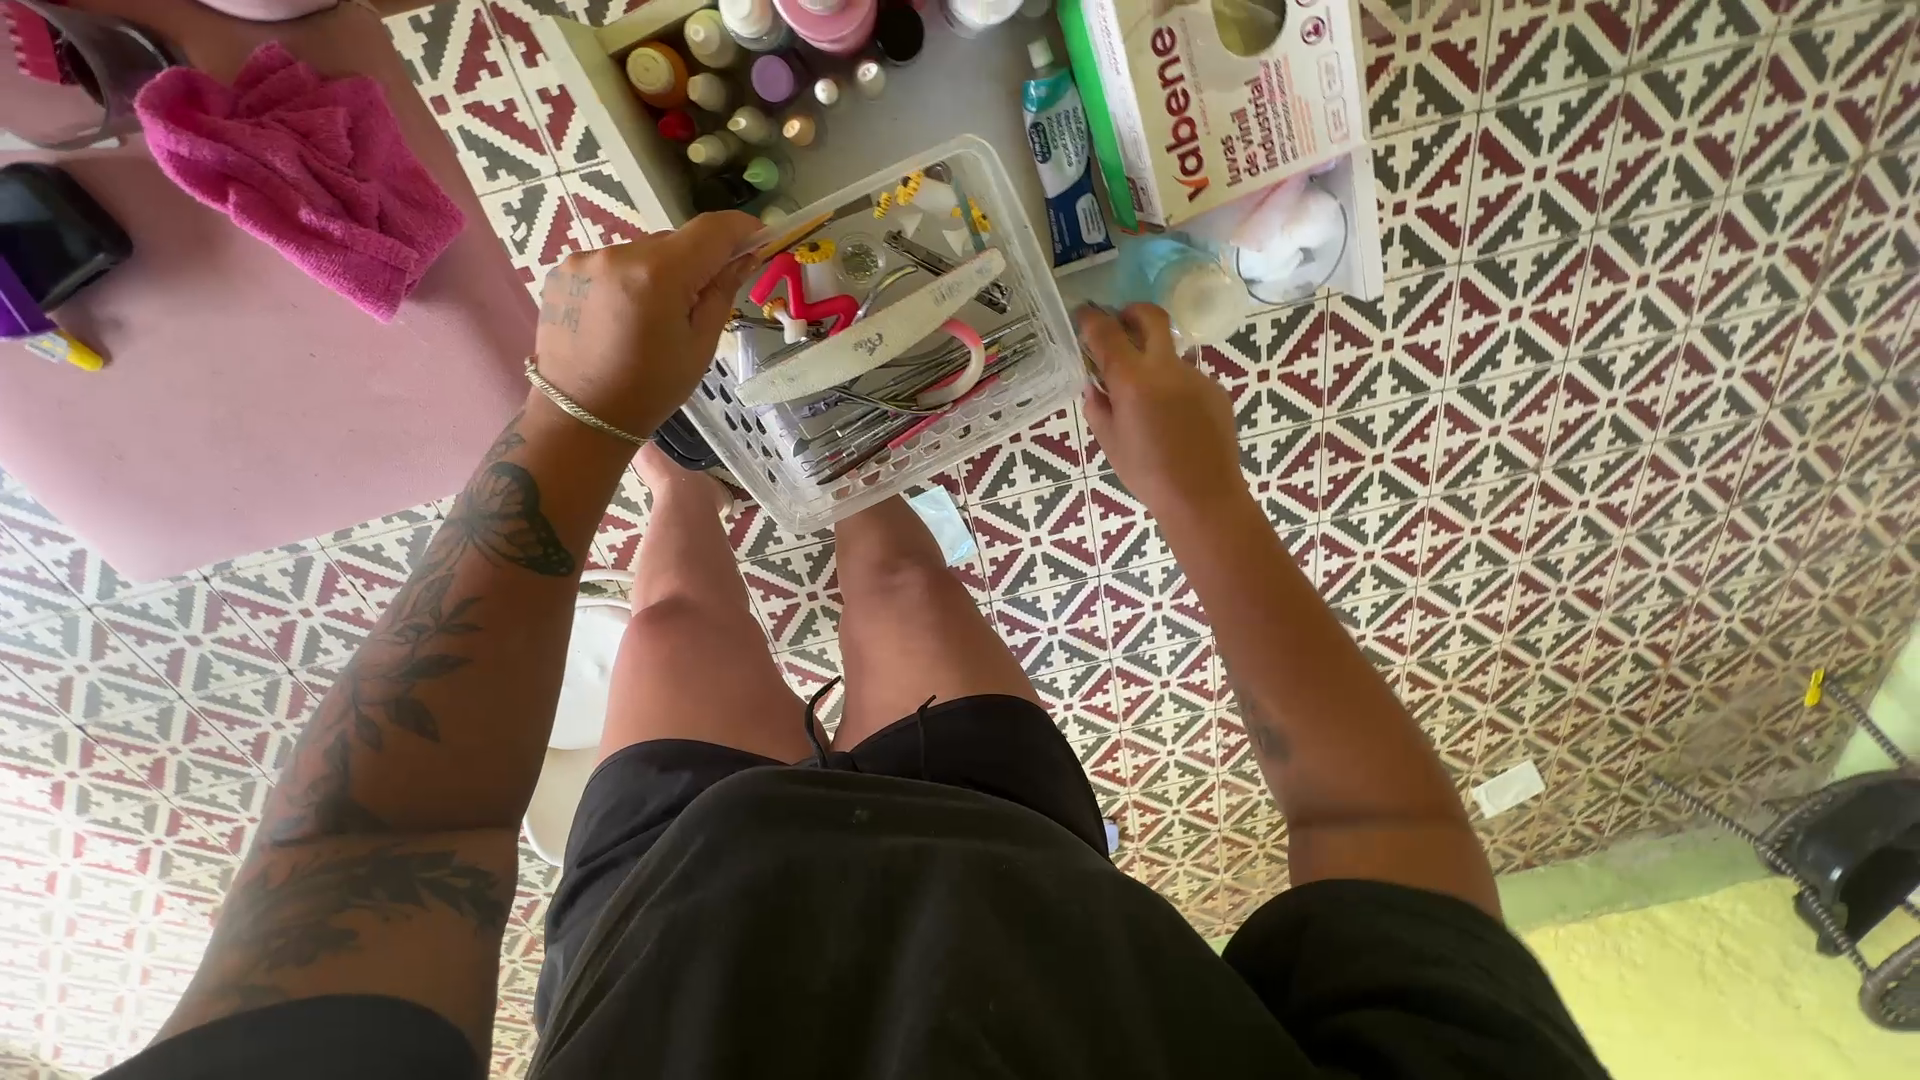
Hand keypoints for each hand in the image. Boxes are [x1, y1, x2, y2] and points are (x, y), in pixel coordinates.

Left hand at [533, 211, 761, 437]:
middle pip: (674, 242)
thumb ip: (721, 292)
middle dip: (697, 262)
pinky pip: (613, 264)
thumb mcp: (700, 345)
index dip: (741, 228)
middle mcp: (619, 254)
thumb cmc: (651, 388)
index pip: (711, 230)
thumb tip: (744, 257)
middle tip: (704, 300)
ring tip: (656, 318)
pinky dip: (629, 281)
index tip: (760, 237)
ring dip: (660, 273)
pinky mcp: (564, 270)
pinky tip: (624, 318)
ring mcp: (585, 259)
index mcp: (658, 274)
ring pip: (643, 253)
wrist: (581, 415)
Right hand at [1077, 303, 1246, 515]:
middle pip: (1151, 317)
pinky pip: (1188, 379)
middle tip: (1121, 325)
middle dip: (1132, 313)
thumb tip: (1095, 386)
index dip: (1091, 319)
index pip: (1106, 333)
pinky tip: (1174, 421)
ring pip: (1171, 353)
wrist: (1203, 496)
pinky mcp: (1216, 390)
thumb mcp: (1110, 443)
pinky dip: (1174, 389)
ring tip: (1147, 398)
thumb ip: (1097, 407)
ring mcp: (1196, 376)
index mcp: (1133, 381)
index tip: (1084, 317)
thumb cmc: (1148, 474)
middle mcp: (1166, 368)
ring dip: (1154, 360)